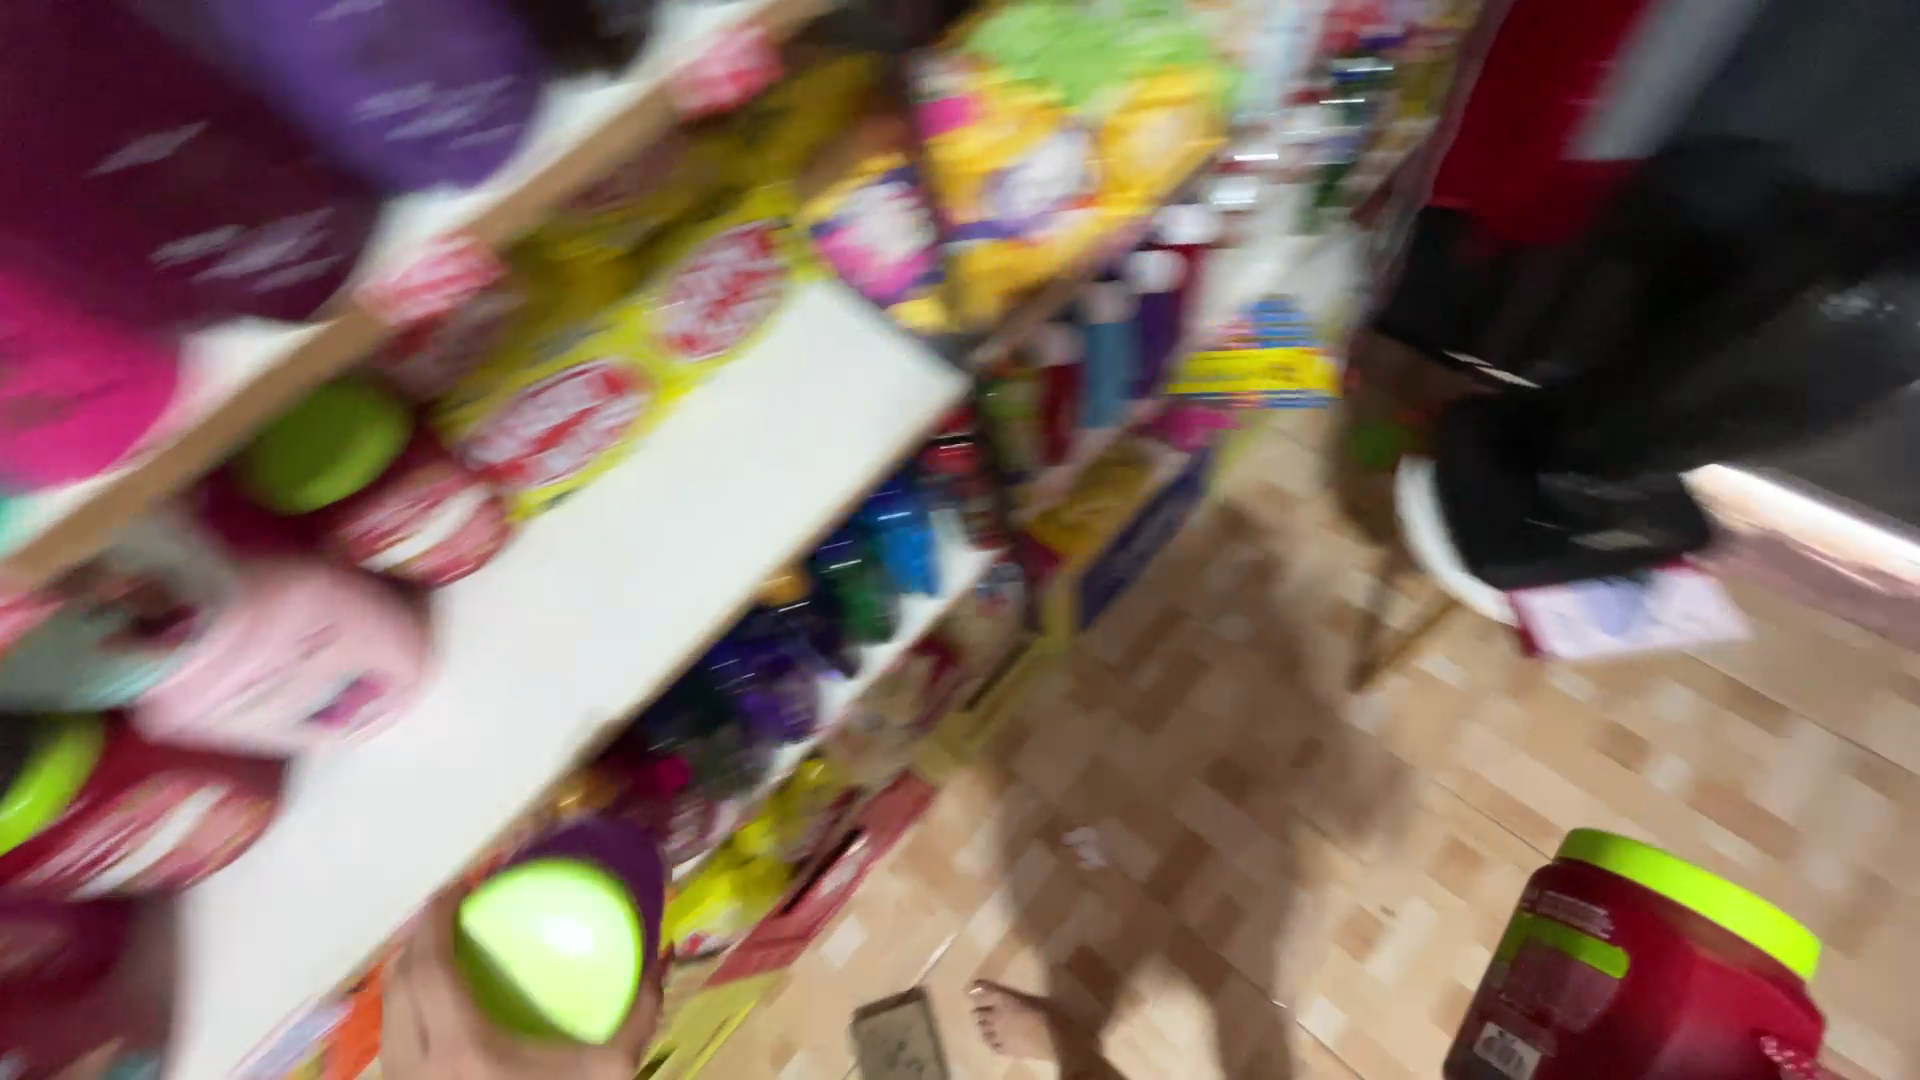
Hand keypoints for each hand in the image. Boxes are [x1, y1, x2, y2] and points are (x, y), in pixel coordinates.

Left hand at [382, 889, 664, 1079]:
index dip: (433, 922)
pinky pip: (394, 1047)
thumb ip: (642, 1007)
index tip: (456, 888)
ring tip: (442, 949)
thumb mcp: (613, 1069)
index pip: (428, 970)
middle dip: (417, 940)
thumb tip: (666, 949)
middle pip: (398, 987)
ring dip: (408, 976)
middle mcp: (416, 1072)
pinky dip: (407, 1012)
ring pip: (387, 1019)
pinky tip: (436, 1008)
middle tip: (453, 909)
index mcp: (462, 1051)